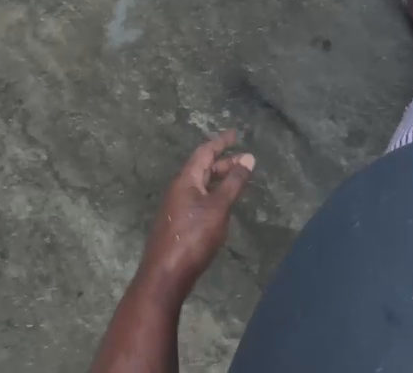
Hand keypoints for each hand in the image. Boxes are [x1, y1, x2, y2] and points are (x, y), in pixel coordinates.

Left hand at [143, 130, 254, 288]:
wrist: (164, 278)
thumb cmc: (193, 237)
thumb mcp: (219, 207)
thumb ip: (234, 182)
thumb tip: (248, 158)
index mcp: (185, 181)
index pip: (204, 153)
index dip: (220, 142)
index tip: (235, 134)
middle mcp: (178, 191)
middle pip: (202, 169)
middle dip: (223, 162)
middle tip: (244, 161)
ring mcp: (176, 210)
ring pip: (200, 186)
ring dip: (219, 180)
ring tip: (237, 181)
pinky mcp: (177, 227)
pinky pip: (198, 200)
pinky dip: (213, 195)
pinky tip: (222, 207)